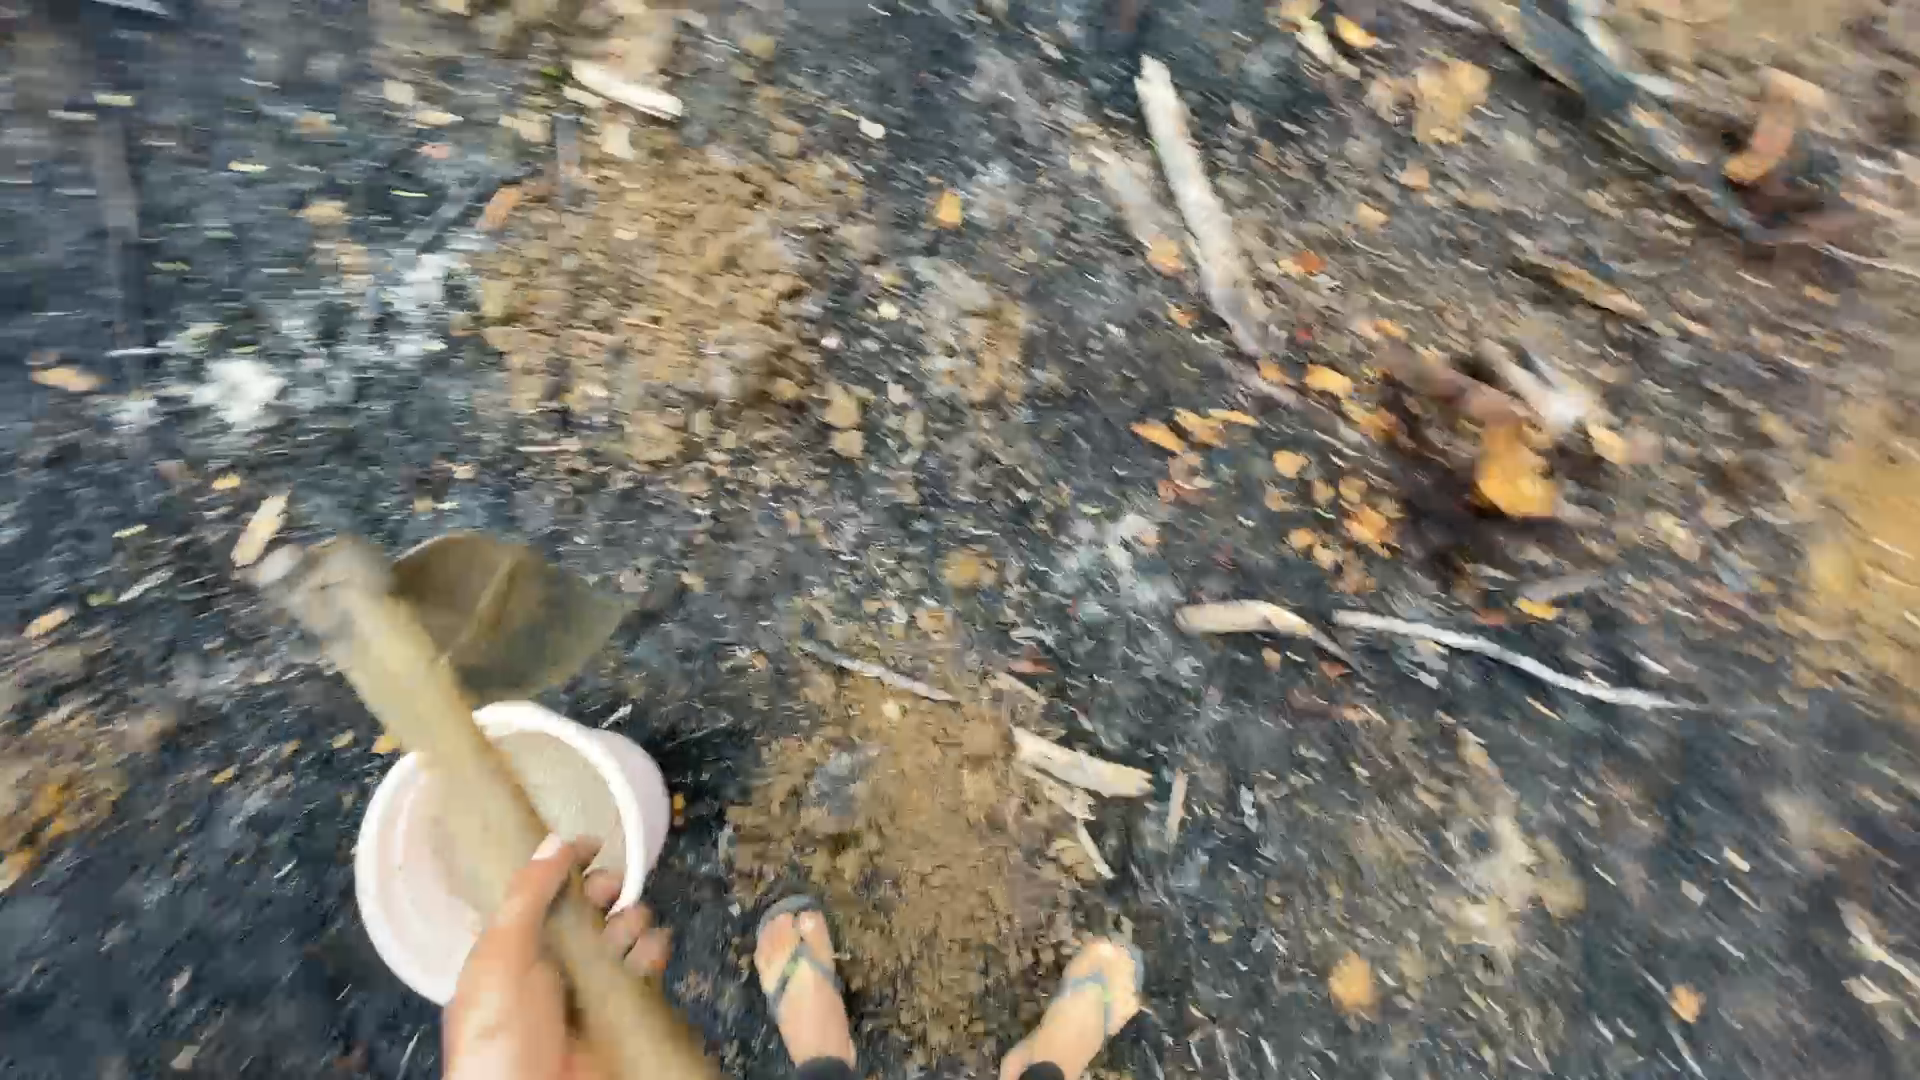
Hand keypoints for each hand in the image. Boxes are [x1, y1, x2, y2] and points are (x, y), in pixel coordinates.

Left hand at [442, 836, 671, 1079]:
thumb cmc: (502, 1035)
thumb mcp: (500, 960)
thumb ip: (528, 896)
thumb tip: (556, 837)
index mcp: (514, 948)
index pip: (545, 891)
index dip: (568, 864)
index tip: (592, 844)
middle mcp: (554, 960)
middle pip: (591, 905)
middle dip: (607, 890)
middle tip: (610, 894)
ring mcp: (592, 984)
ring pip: (624, 928)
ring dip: (632, 919)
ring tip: (627, 934)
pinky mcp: (625, 1004)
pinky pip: (649, 962)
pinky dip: (655, 950)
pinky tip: (648, 954)